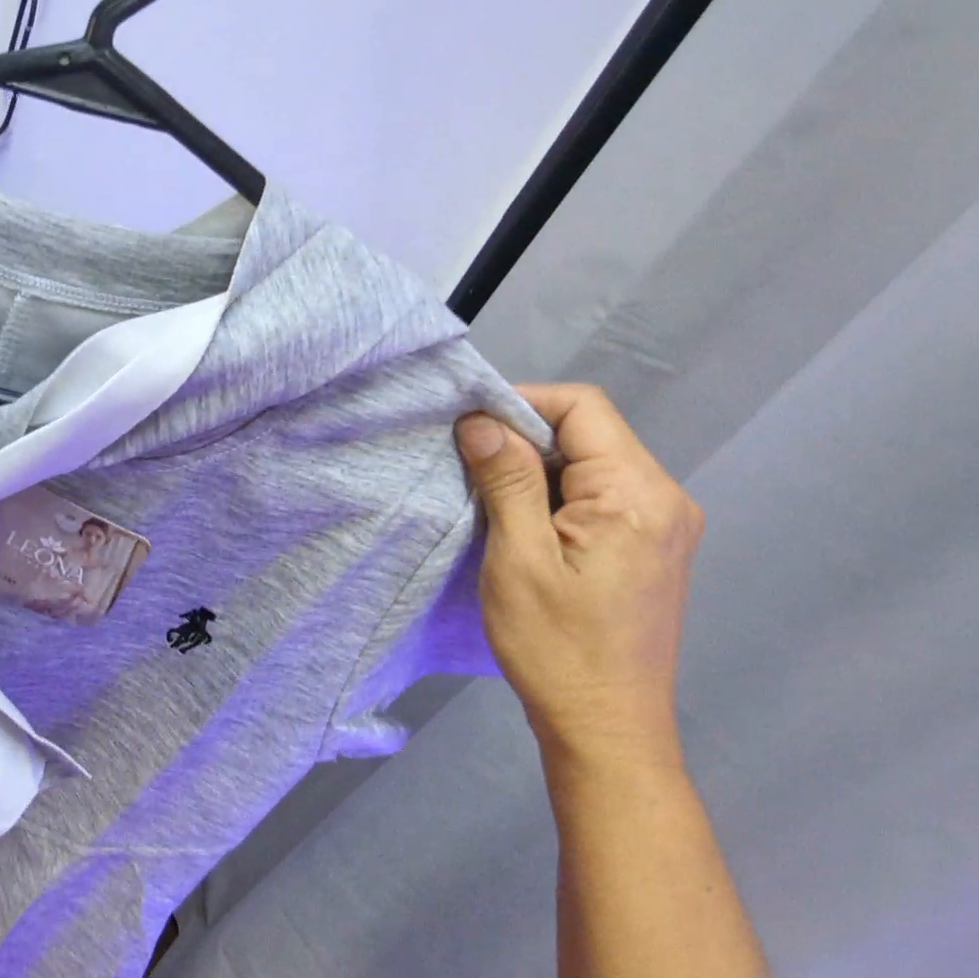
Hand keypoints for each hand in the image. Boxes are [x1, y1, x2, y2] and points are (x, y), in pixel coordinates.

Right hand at [454, 385, 704, 767]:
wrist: (605, 726)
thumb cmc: (555, 646)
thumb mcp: (518, 559)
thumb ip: (506, 481)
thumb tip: (480, 421)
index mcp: (638, 495)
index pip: (583, 408)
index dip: (520, 403)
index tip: (466, 427)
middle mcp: (665, 498)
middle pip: (589, 432)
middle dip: (522, 437)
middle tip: (465, 464)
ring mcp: (663, 524)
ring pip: (590, 462)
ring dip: (535, 467)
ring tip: (485, 494)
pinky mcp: (650, 546)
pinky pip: (598, 493)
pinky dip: (553, 492)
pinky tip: (520, 520)